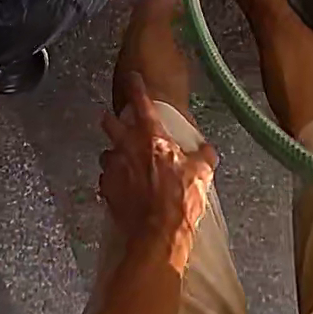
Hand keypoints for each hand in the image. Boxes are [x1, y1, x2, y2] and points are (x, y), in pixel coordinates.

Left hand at [98, 74, 216, 273]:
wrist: (157, 236)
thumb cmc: (180, 200)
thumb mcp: (201, 174)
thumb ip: (203, 155)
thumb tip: (207, 149)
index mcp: (151, 136)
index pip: (141, 101)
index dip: (136, 86)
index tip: (133, 77)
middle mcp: (127, 145)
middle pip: (109, 121)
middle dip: (111, 119)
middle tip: (116, 122)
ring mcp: (113, 167)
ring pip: (106, 152)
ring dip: (113, 154)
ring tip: (122, 162)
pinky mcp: (106, 188)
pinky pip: (105, 178)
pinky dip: (112, 180)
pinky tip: (122, 188)